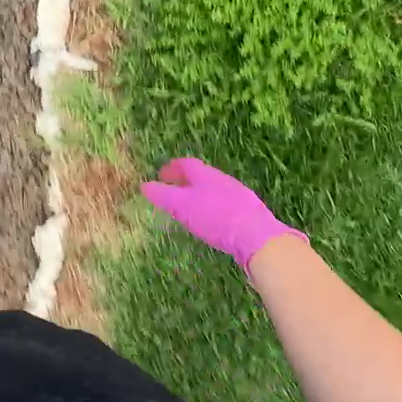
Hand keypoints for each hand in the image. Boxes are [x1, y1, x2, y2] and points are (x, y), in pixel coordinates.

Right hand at [142, 158, 305, 274]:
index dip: (173, 168)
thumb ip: (163, 195)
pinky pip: (227, 206)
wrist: (256, 236)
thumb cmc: (215, 217)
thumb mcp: (183, 206)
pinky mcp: (249, 214)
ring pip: (216, 190)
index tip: (161, 174)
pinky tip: (214, 223)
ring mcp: (239, 197)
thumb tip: (144, 185)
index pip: (187, 164)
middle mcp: (224, 181)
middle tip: (174, 189)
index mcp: (206, 175)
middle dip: (187, 181)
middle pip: (202, 176)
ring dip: (202, 195)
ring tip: (192, 207)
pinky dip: (215, 209)